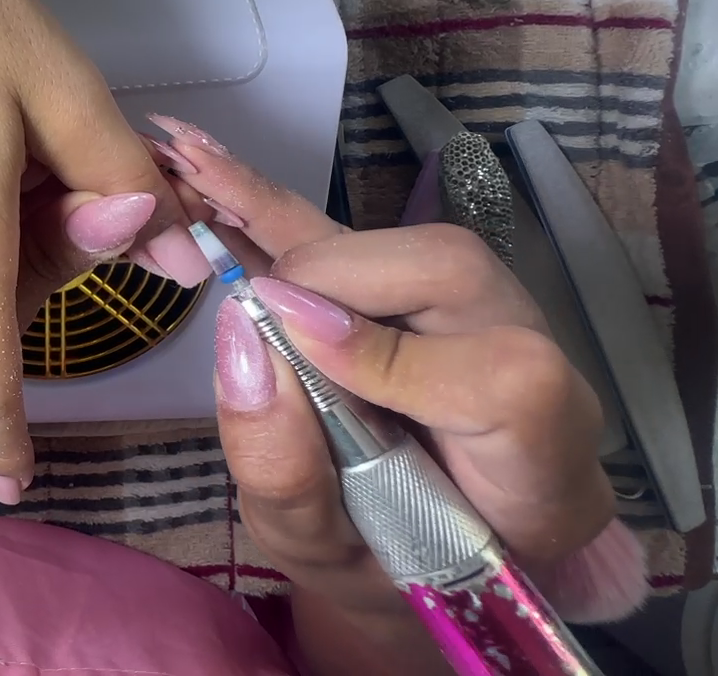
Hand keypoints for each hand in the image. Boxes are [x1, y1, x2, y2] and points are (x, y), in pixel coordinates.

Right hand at [151, 116, 615, 662]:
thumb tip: (244, 340)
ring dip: (277, 208)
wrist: (405, 545)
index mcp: (535, 466)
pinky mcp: (398, 287)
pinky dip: (256, 196)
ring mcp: (465, 316)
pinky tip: (194, 156)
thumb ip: (284, 468)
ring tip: (182, 173)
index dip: (391, 353)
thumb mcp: (316, 549)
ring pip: (395, 237)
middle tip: (249, 300)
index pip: (506, 380)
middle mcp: (522, 367)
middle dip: (332, 273)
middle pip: (454, 273)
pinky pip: (333, 232)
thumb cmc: (370, 561)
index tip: (284, 340)